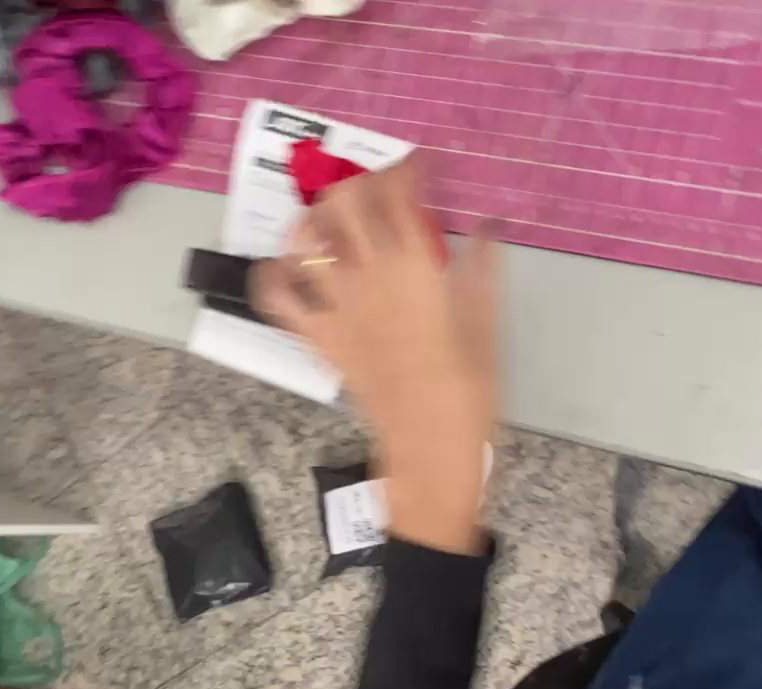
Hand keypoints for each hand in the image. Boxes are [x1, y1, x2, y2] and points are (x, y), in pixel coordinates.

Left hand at [252, 157, 496, 555]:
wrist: (431, 448)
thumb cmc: (468, 392)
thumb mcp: (485, 326)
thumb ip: (483, 268)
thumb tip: (487, 223)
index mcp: (414, 270)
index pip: (399, 194)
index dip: (409, 168)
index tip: (424, 167)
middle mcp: (367, 277)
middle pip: (344, 202)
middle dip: (360, 182)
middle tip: (380, 192)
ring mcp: (336, 308)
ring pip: (303, 239)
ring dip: (313, 217)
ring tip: (333, 221)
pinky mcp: (319, 340)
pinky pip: (278, 299)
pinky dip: (274, 276)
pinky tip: (291, 269)